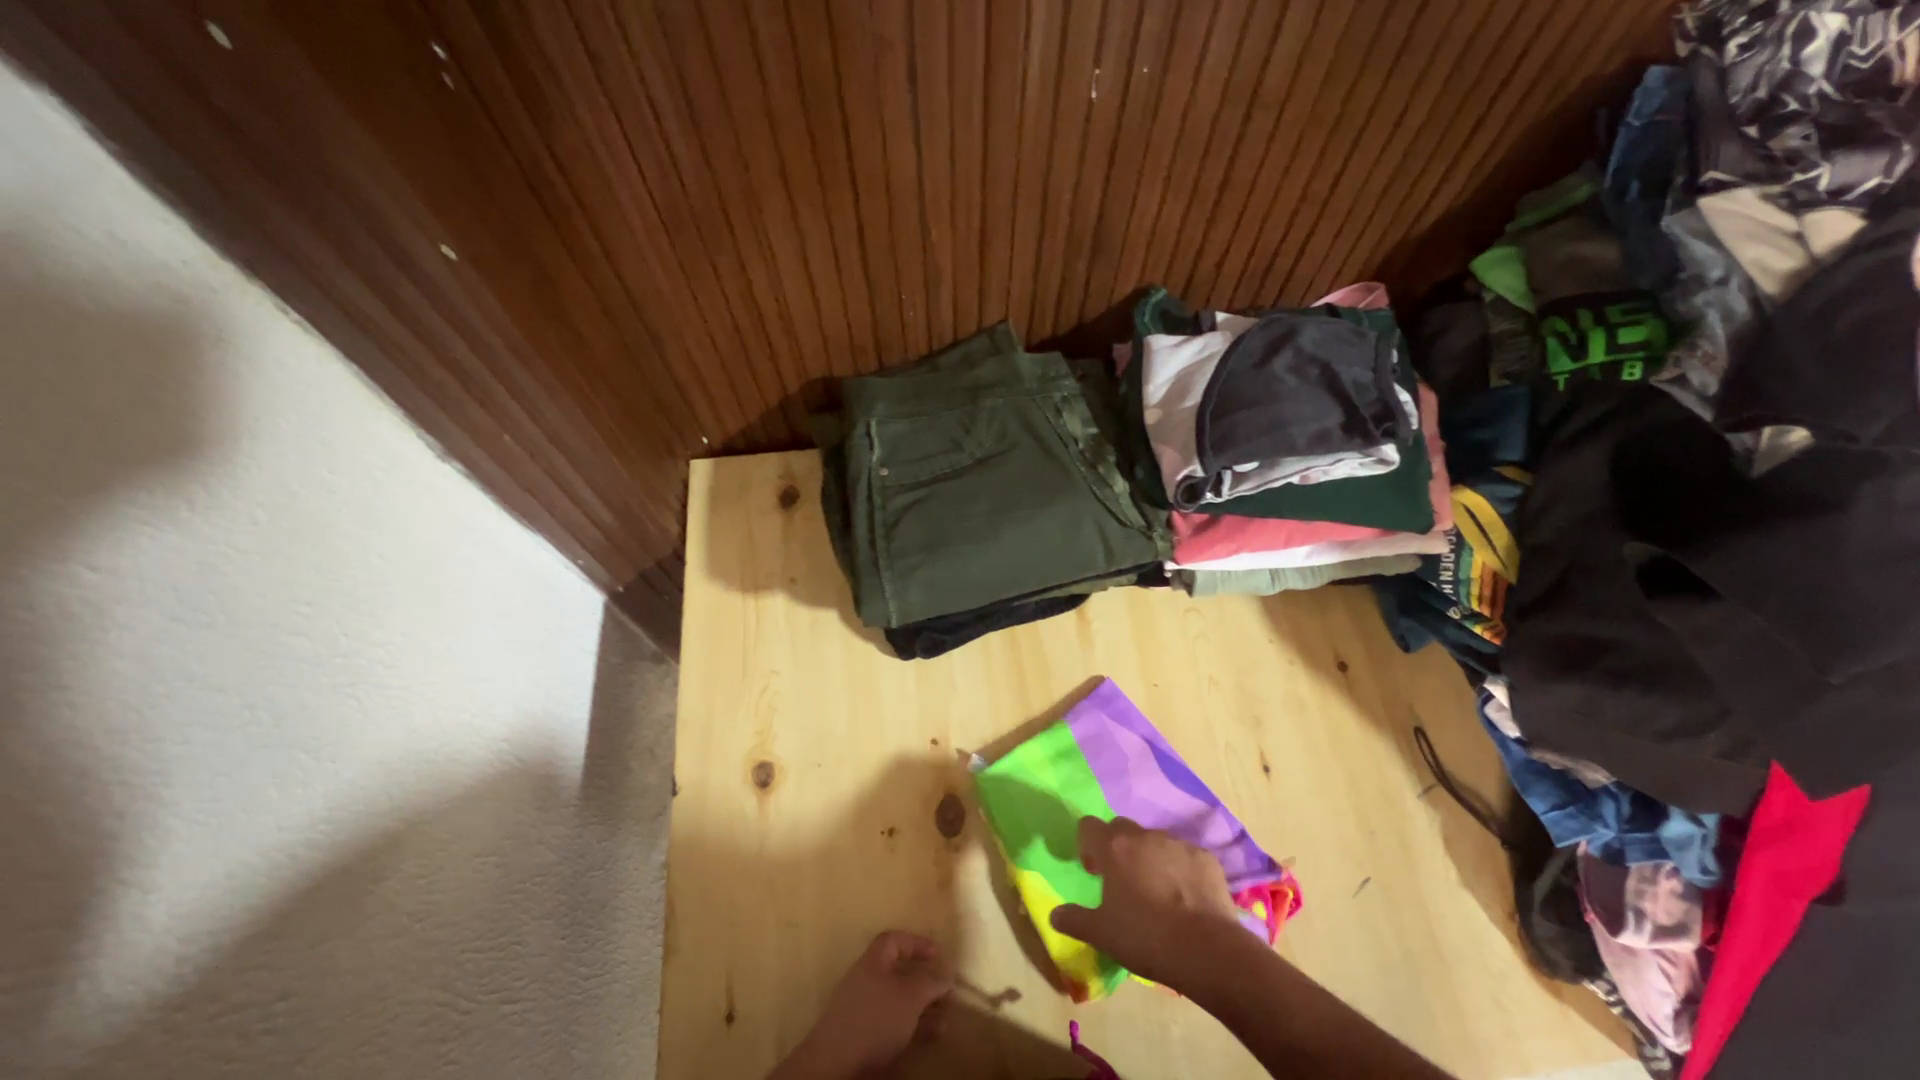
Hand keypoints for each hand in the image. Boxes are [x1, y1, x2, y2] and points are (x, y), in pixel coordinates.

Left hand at [771, 931, 953, 1079]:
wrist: (838, 1064)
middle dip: (927, 981)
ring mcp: (867, 1010)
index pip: (894, 940)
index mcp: (873, 963)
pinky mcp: (868, 1036)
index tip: (939, 954)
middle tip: (947, 992)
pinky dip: (917, 1026)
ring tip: (946, 1017)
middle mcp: (868, 982)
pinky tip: (934, 1034)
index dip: (917, 942)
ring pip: (901, 1001)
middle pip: (900, 973)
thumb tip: (946, 973)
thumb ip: (930, 981)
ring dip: (925, 1007)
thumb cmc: (875, 1019)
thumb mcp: (910, 995)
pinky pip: (897, 1023)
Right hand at [1049, 816, 1246, 988]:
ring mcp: (1178, 845)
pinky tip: (1184, 899)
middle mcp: (1145, 837)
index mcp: (1114, 848)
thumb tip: (1055, 914)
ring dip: (1149, 858)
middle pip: (1122, 829)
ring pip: (1155, 842)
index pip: (1089, 826)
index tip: (1093, 871)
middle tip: (1121, 881)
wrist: (1206, 949)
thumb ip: (1074, 919)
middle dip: (1117, 848)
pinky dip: (1179, 870)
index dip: (1087, 845)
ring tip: (1156, 892)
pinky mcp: (1206, 859)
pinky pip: (1184, 856)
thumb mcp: (1101, 934)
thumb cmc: (1144, 937)